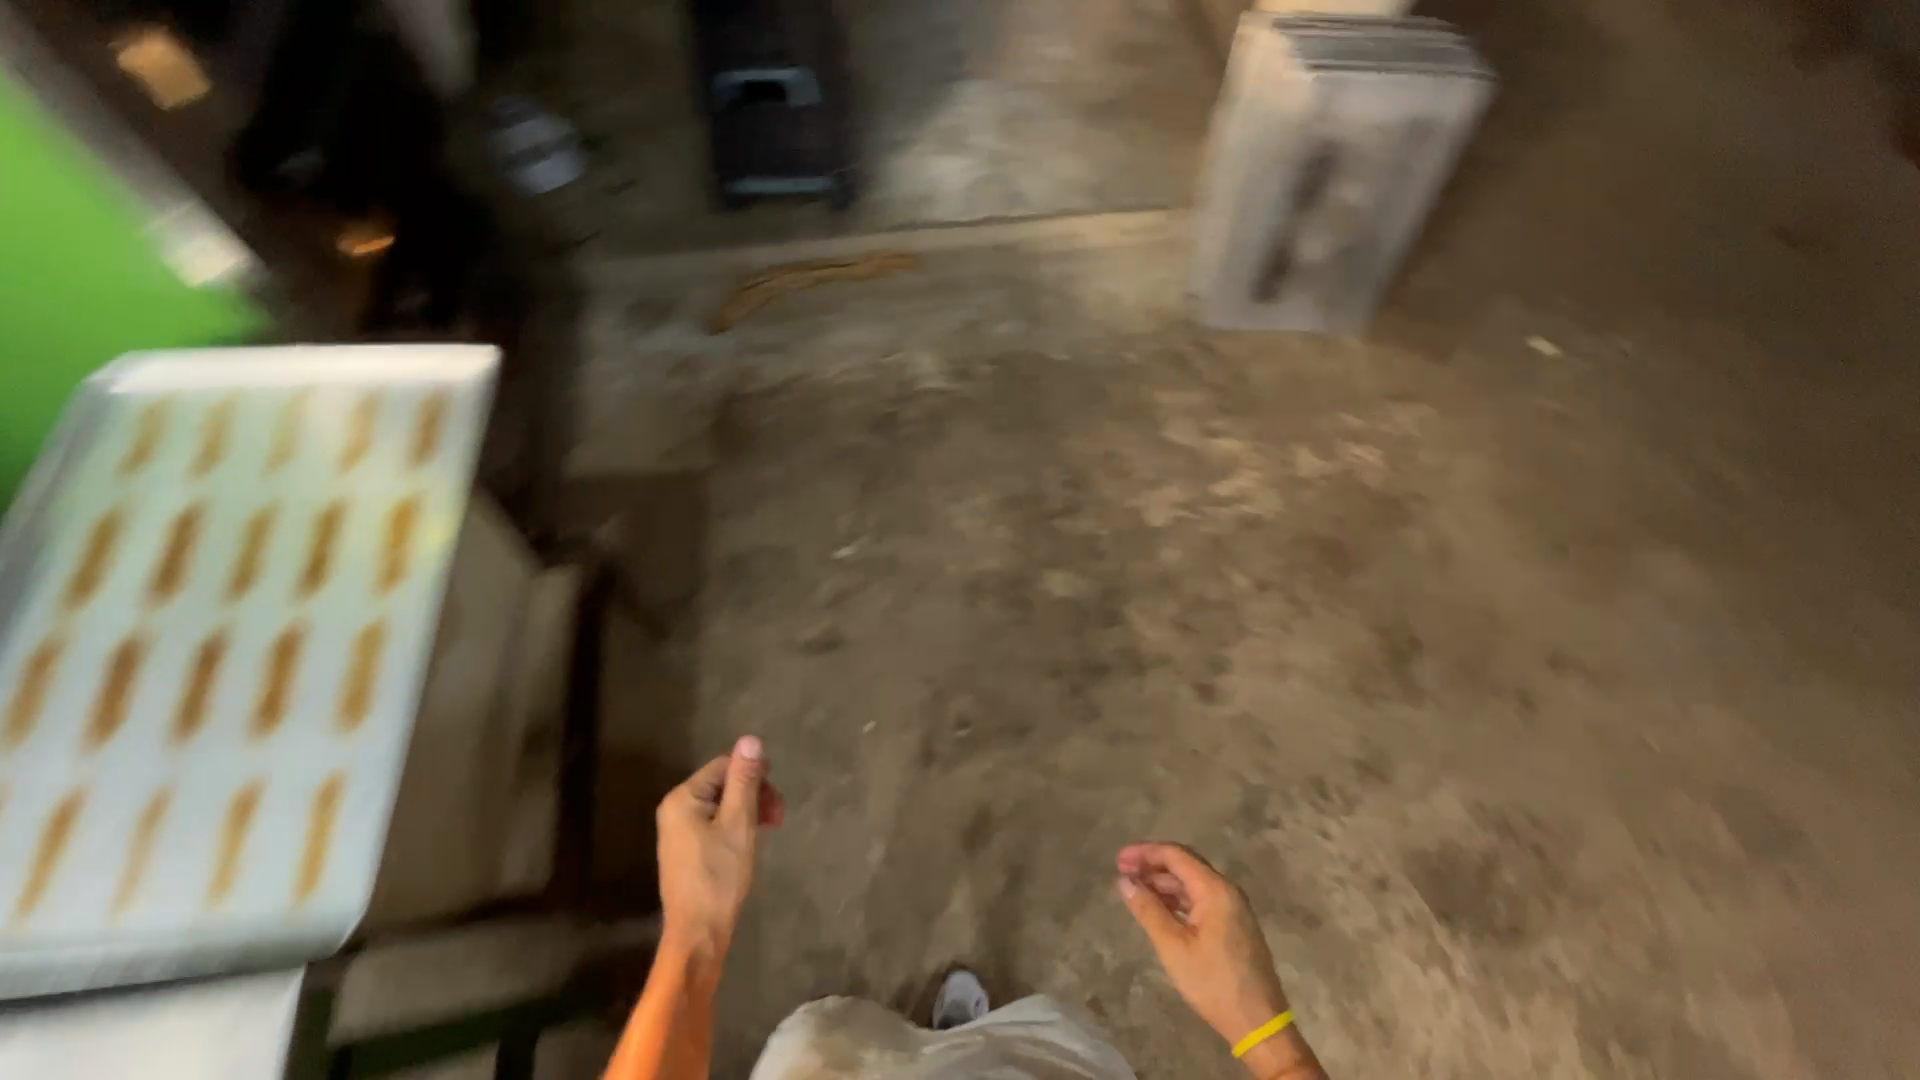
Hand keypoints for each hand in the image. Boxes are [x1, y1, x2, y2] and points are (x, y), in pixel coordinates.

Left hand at [656, 736, 783, 963]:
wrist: (699, 932)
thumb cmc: (720, 875)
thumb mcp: (739, 823)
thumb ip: (744, 780)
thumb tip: (750, 739)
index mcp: (683, 798)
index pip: (725, 765)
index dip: (755, 775)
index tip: (777, 800)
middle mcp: (674, 809)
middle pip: (723, 784)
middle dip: (754, 794)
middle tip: (778, 818)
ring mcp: (678, 831)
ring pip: (722, 805)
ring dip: (749, 811)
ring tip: (769, 830)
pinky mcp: (686, 850)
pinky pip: (715, 823)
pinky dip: (736, 826)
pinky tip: (750, 842)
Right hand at [1116, 843, 1289, 1048]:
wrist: (1259, 1024)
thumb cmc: (1213, 983)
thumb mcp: (1173, 947)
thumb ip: (1148, 909)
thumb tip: (1124, 881)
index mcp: (1215, 889)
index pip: (1175, 855)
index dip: (1144, 853)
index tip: (1118, 860)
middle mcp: (1227, 891)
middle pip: (1185, 865)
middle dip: (1152, 865)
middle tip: (1122, 872)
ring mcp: (1233, 908)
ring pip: (1193, 883)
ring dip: (1164, 883)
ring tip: (1136, 890)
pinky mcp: (1234, 925)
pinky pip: (1201, 900)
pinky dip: (1178, 899)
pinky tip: (1160, 908)